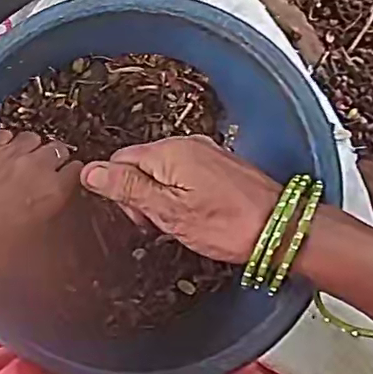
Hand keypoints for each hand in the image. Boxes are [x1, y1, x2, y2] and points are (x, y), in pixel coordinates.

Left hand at [0, 130, 83, 293]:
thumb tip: (42, 208)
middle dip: (51, 158)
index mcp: (54, 192)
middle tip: (42, 170)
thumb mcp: (31, 238)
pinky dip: (5, 142)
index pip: (76, 171)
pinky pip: (4, 135)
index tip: (65, 177)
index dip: (70, 174)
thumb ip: (43, 213)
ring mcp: (9, 154)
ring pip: (31, 137)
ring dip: (28, 148)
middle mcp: (37, 167)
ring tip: (20, 160)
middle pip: (56, 149)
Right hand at [78, 136, 281, 262]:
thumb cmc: (228, 225)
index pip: (119, 160)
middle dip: (140, 195)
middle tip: (159, 225)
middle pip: (140, 164)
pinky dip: (180, 194)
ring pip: (162, 171)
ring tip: (180, 224)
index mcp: (169, 152)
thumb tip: (90, 171)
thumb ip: (127, 188)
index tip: (138, 217)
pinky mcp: (220, 165)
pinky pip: (184, 174)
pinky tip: (195, 216)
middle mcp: (187, 144)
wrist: (282, 229)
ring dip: (161, 197)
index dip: (118, 191)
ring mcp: (206, 153)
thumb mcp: (167, 210)